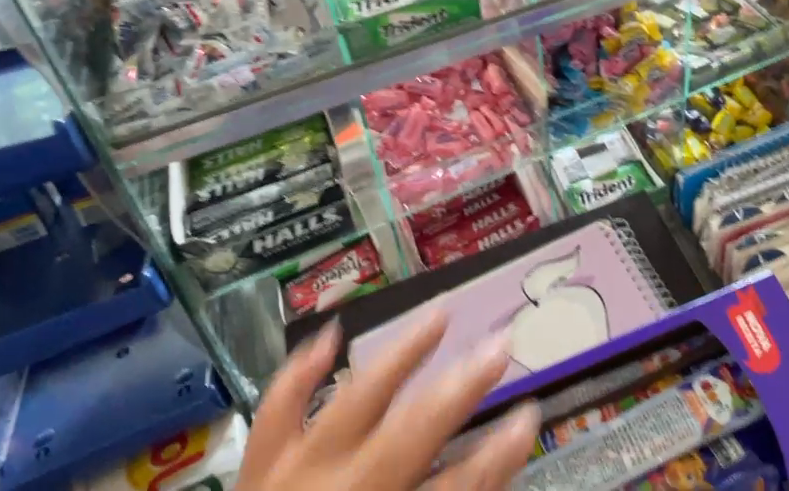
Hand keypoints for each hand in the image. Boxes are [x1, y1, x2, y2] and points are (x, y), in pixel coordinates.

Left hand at [235, 311, 540, 490]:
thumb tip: (478, 477)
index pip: (456, 488)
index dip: (498, 456)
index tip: (528, 418)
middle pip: (413, 432)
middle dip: (461, 387)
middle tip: (500, 345)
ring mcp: (296, 475)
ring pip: (356, 400)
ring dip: (402, 354)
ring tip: (439, 314)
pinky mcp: (260, 470)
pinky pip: (279, 412)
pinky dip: (301, 373)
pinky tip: (329, 336)